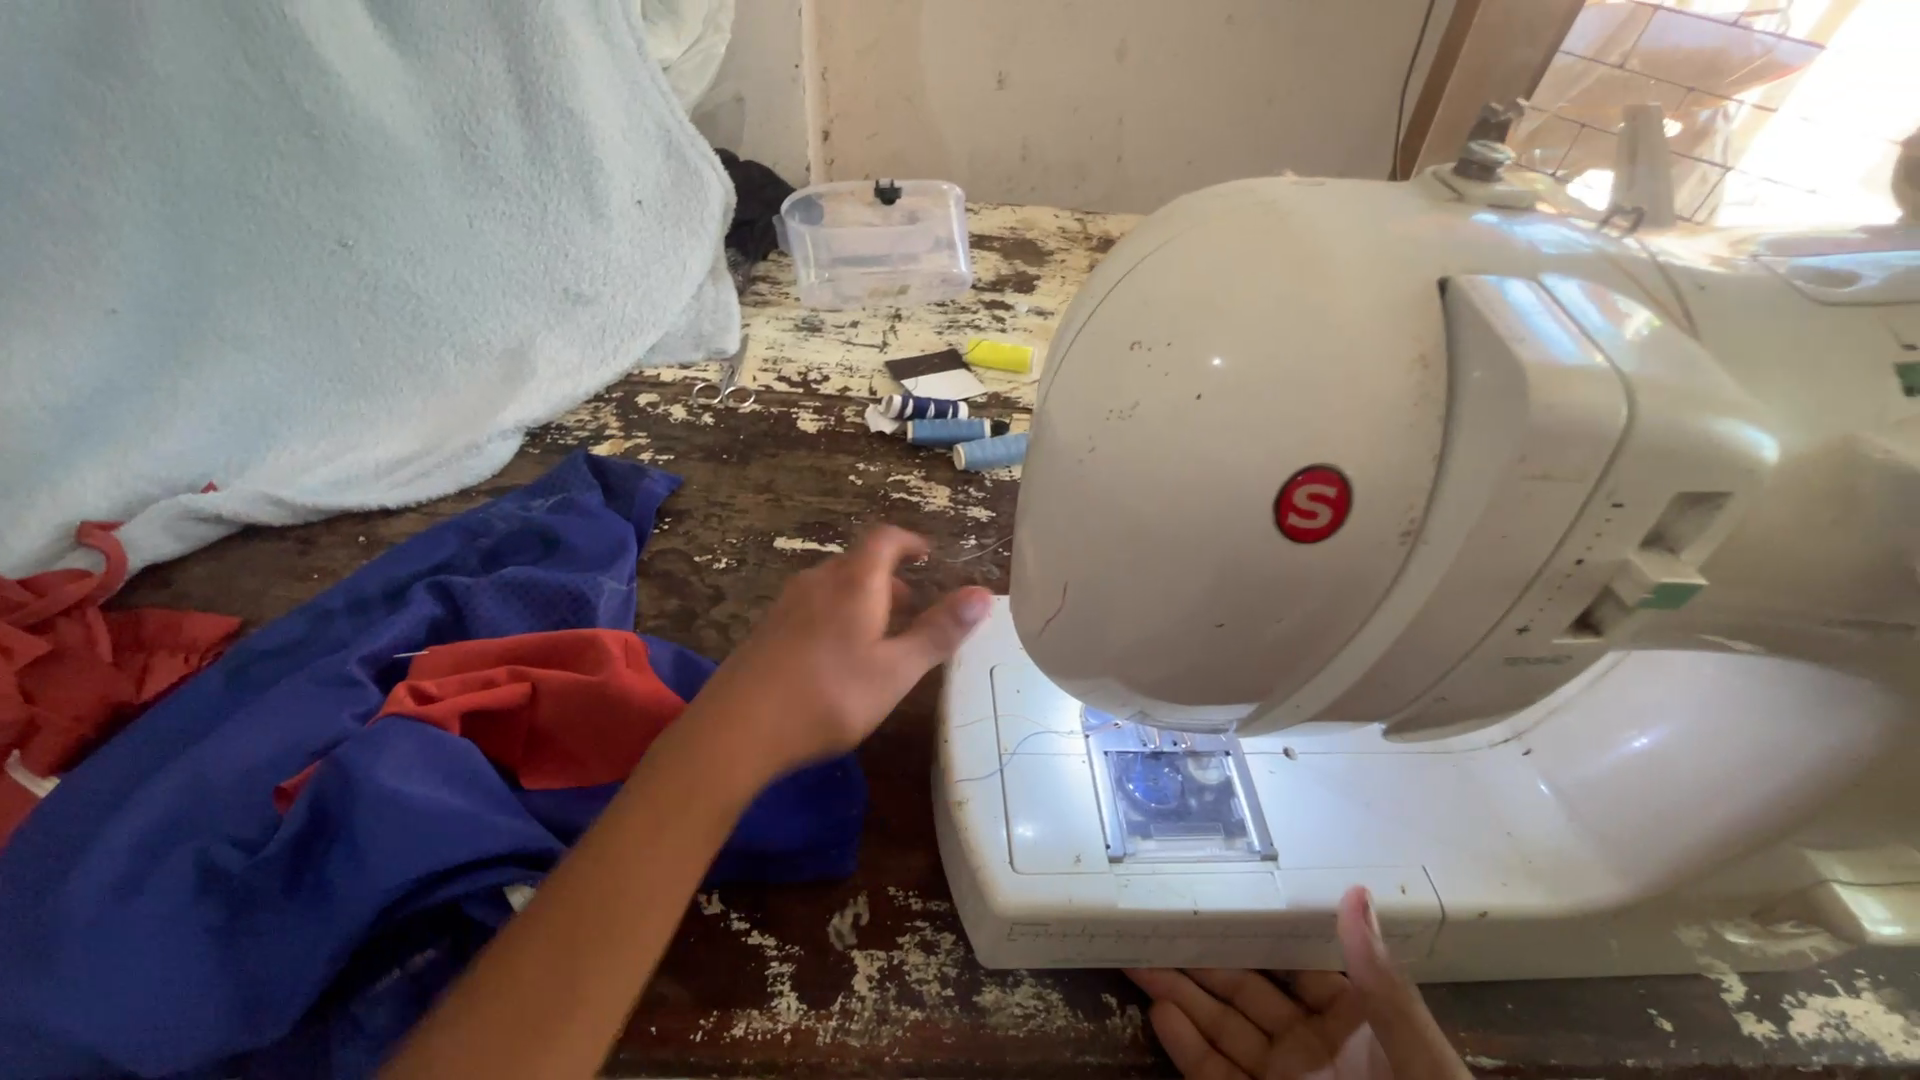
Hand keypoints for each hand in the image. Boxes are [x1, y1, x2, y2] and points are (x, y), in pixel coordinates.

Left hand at [690, 526, 993, 779]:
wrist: (736, 730)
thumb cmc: (829, 696)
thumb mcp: (896, 671)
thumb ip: (939, 632)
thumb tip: (983, 593)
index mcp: (854, 582)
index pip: (885, 539)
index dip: (910, 542)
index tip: (928, 555)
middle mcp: (817, 581)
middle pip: (858, 563)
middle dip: (889, 578)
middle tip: (912, 608)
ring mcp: (786, 604)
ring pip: (833, 587)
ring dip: (862, 600)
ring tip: (879, 637)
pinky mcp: (766, 630)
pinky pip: (812, 607)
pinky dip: (836, 616)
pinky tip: (836, 659)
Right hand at [1125, 887, 1469, 1079]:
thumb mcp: (1418, 1054)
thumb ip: (1381, 981)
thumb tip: (1356, 892)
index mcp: (1353, 1020)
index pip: (1291, 963)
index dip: (1250, 933)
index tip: (1209, 901)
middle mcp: (1311, 1046)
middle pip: (1244, 993)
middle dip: (1199, 962)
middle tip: (1154, 928)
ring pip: (1222, 1031)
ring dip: (1181, 998)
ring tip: (1140, 963)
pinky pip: (1216, 1076)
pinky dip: (1186, 1049)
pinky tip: (1161, 1015)